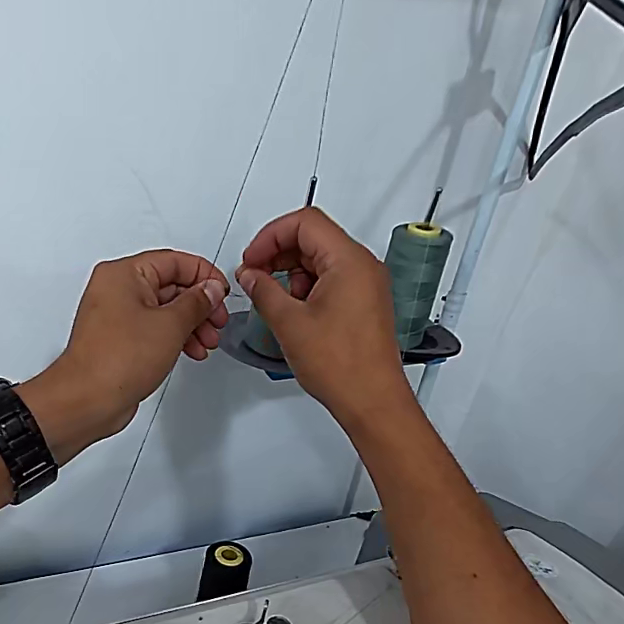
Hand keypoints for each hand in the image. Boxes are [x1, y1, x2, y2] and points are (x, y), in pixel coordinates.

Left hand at [19, 249, 228, 461]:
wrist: (88, 399)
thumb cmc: (114, 361)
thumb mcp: (170, 325)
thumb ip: (196, 303)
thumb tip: (210, 290)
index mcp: (124, 274)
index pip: (175, 262)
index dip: (204, 275)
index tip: (221, 293)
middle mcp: (116, 290)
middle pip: (171, 285)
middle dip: (199, 305)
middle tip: (216, 320)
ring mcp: (116, 315)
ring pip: (164, 310)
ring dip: (191, 324)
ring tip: (206, 340)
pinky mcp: (119, 340)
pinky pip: (153, 329)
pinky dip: (175, 337)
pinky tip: (190, 350)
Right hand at [236, 208, 415, 430]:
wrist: (371, 399)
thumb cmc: (345, 368)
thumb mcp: (289, 323)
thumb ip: (264, 291)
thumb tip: (251, 276)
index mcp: (349, 261)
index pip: (305, 223)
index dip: (270, 236)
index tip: (253, 258)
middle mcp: (364, 268)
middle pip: (313, 238)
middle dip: (278, 254)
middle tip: (255, 275)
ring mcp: (367, 286)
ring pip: (321, 260)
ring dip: (292, 274)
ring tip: (273, 299)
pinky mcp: (365, 304)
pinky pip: (332, 281)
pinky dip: (307, 289)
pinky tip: (292, 312)